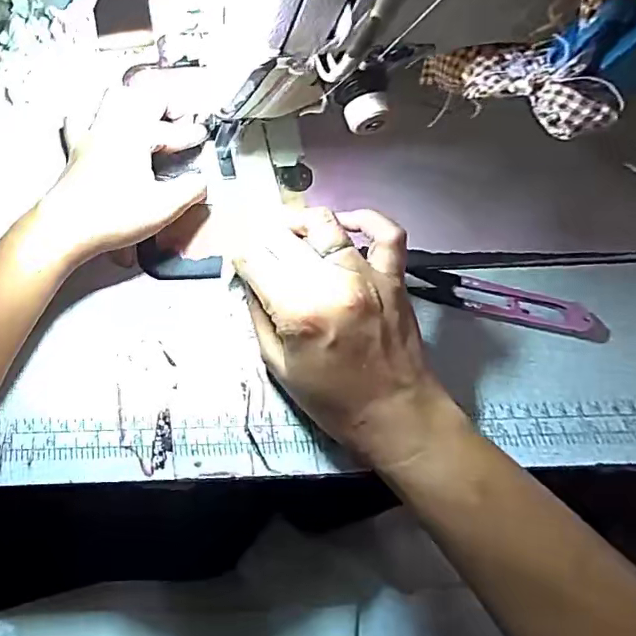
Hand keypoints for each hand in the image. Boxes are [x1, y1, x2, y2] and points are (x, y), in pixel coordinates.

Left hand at [33, 84, 209, 264]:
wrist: (64, 227)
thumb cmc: (109, 215)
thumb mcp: (164, 207)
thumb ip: (190, 190)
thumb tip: (201, 183)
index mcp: (136, 134)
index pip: (172, 128)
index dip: (190, 132)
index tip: (199, 138)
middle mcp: (112, 129)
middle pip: (140, 97)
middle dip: (162, 104)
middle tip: (176, 117)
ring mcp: (90, 137)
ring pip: (109, 99)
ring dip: (130, 100)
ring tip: (142, 110)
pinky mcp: (75, 152)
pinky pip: (79, 120)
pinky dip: (90, 115)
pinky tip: (94, 122)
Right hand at [232, 207, 463, 469]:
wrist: (398, 416)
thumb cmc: (330, 398)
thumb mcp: (275, 364)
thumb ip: (258, 314)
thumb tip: (247, 280)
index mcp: (298, 310)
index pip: (253, 260)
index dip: (238, 259)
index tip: (237, 266)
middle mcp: (331, 284)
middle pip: (283, 239)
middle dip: (262, 242)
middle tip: (259, 255)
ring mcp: (367, 276)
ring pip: (325, 225)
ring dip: (298, 224)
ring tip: (289, 234)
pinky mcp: (394, 278)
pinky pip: (386, 233)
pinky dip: (364, 220)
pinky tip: (343, 224)